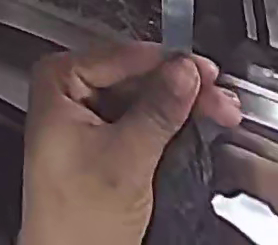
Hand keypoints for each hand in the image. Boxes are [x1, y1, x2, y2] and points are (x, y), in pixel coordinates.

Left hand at [21, 41, 244, 244]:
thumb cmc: (77, 220)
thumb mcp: (124, 160)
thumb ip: (158, 110)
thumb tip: (185, 70)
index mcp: (58, 78)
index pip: (121, 56)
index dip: (167, 62)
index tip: (204, 69)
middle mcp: (69, 86)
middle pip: (135, 73)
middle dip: (181, 84)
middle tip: (218, 93)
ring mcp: (85, 110)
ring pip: (141, 93)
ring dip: (181, 101)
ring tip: (218, 107)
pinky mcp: (101, 134)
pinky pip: (139, 113)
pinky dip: (170, 118)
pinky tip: (197, 119)